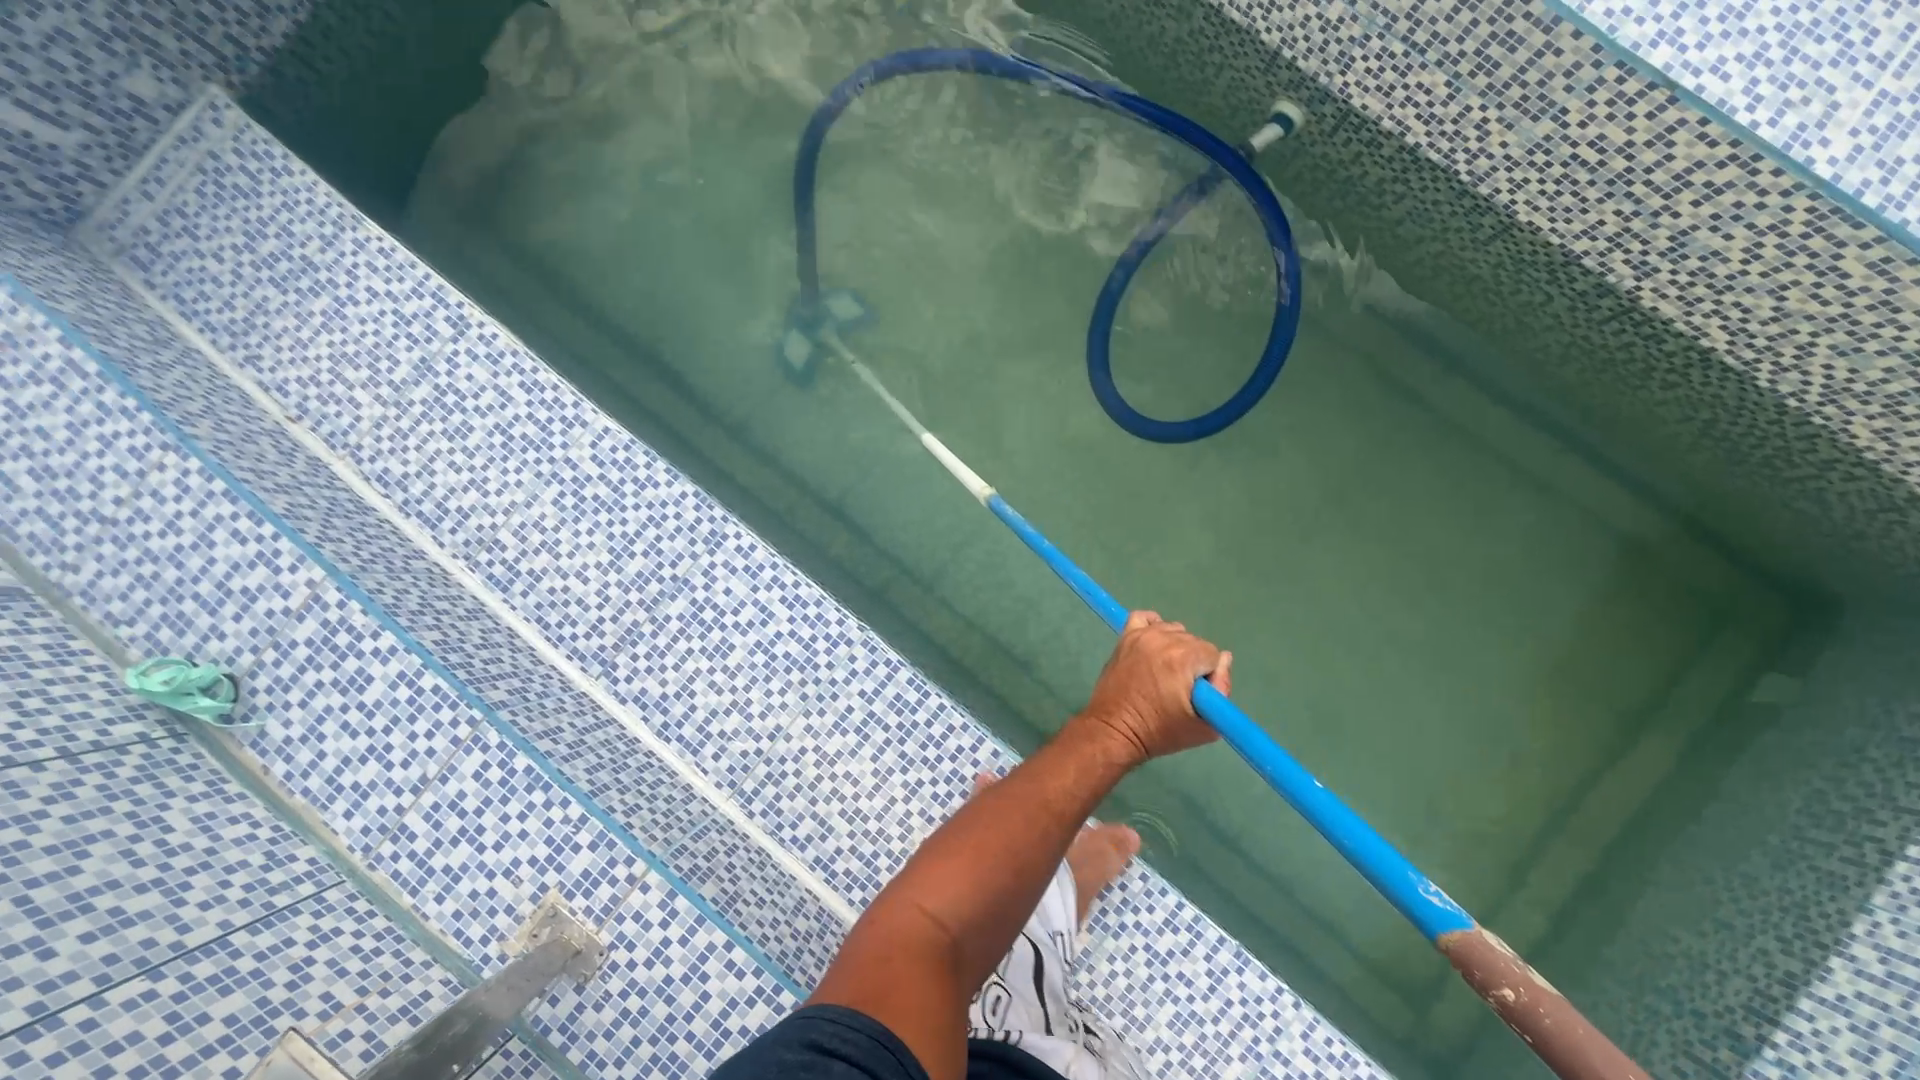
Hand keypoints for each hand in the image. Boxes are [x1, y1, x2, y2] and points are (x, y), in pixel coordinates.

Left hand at [1076, 611, 1230, 765]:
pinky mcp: (1125, 638)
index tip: (1194, 696)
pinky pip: (1144, 618)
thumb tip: (1224, 660)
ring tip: (1164, 673)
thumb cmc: (1160, 732)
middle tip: (1178, 689)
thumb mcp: (1205, 725)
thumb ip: (1223, 689)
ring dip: (1175, 648)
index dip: (1209, 678)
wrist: (1115, 732)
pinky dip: (1153, 627)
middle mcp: (1163, 639)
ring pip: (1174, 631)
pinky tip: (1155, 646)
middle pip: (1194, 643)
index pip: (1213, 656)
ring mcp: (1141, 635)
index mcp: (1183, 658)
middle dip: (1193, 664)